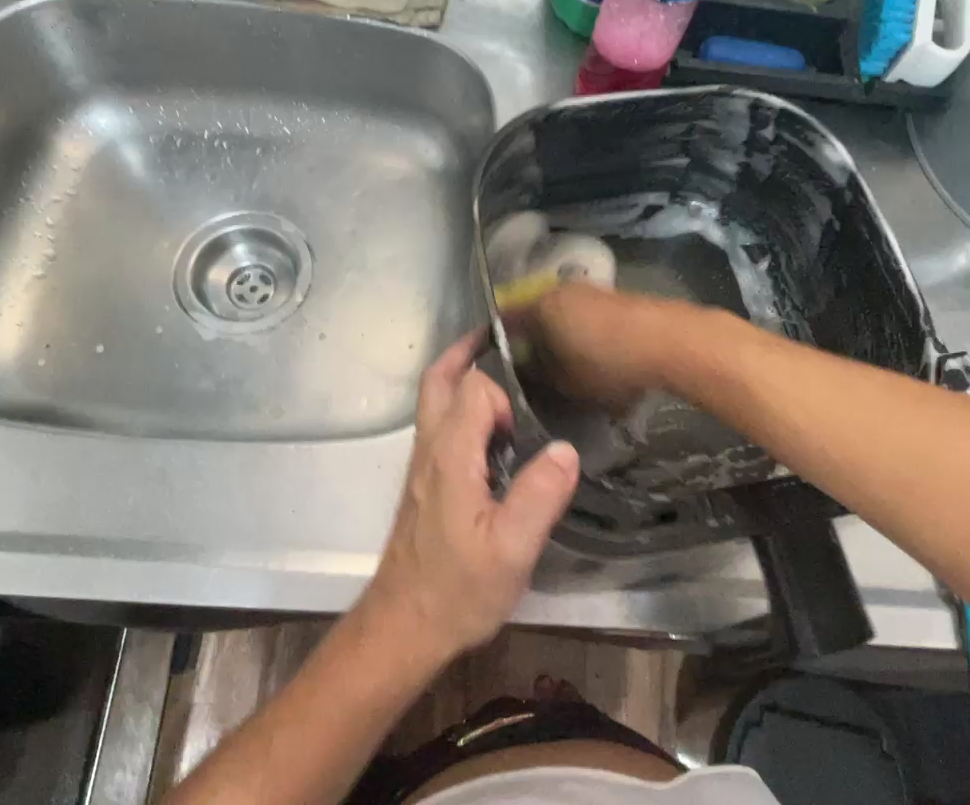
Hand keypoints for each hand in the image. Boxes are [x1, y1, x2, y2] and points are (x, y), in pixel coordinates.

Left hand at [359, 331, 580, 661]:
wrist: (404, 625)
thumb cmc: (457, 590)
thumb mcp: (511, 550)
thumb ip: (539, 495)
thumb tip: (566, 448)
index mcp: (450, 455)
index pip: (473, 388)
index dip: (504, 393)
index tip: (527, 425)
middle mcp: (429, 449)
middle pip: (438, 380)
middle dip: (466, 354)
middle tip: (504, 345)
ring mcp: (422, 466)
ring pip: (435, 402)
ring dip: (463, 379)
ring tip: (508, 384)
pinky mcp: (424, 484)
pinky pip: (440, 427)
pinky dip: (462, 409)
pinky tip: (494, 436)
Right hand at [509, 283, 709, 409]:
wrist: (669, 342)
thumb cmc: (607, 363)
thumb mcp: (565, 380)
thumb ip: (539, 373)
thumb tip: (526, 367)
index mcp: (540, 305)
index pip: (503, 318)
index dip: (492, 339)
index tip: (488, 359)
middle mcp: (561, 290)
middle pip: (534, 314)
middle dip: (529, 340)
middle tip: (526, 369)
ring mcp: (592, 292)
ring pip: (562, 316)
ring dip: (558, 339)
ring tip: (560, 369)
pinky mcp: (616, 300)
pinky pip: (586, 320)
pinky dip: (582, 337)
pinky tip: (592, 360)